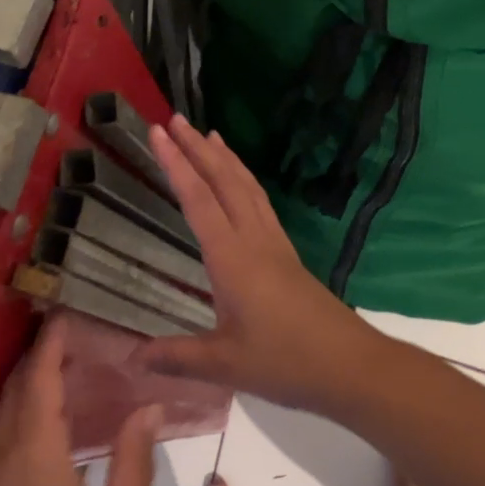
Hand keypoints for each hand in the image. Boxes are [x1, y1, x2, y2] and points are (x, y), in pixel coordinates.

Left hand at [0, 314, 162, 485]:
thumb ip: (134, 462)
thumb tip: (150, 408)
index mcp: (34, 453)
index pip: (38, 380)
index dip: (49, 343)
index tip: (64, 312)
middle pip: (15, 391)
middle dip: (38, 358)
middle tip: (70, 336)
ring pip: (2, 417)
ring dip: (27, 388)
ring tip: (63, 372)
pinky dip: (19, 419)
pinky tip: (45, 426)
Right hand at [137, 117, 382, 413]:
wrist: (352, 366)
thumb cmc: (287, 362)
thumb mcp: (226, 365)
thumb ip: (178, 358)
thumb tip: (132, 359)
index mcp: (232, 258)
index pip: (198, 199)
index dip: (176, 164)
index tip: (158, 132)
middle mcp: (253, 239)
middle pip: (224, 181)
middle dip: (198, 148)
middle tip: (175, 119)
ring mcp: (274, 244)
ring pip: (246, 187)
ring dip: (224, 158)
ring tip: (209, 134)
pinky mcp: (287, 254)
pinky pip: (260, 202)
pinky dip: (244, 179)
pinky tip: (241, 182)